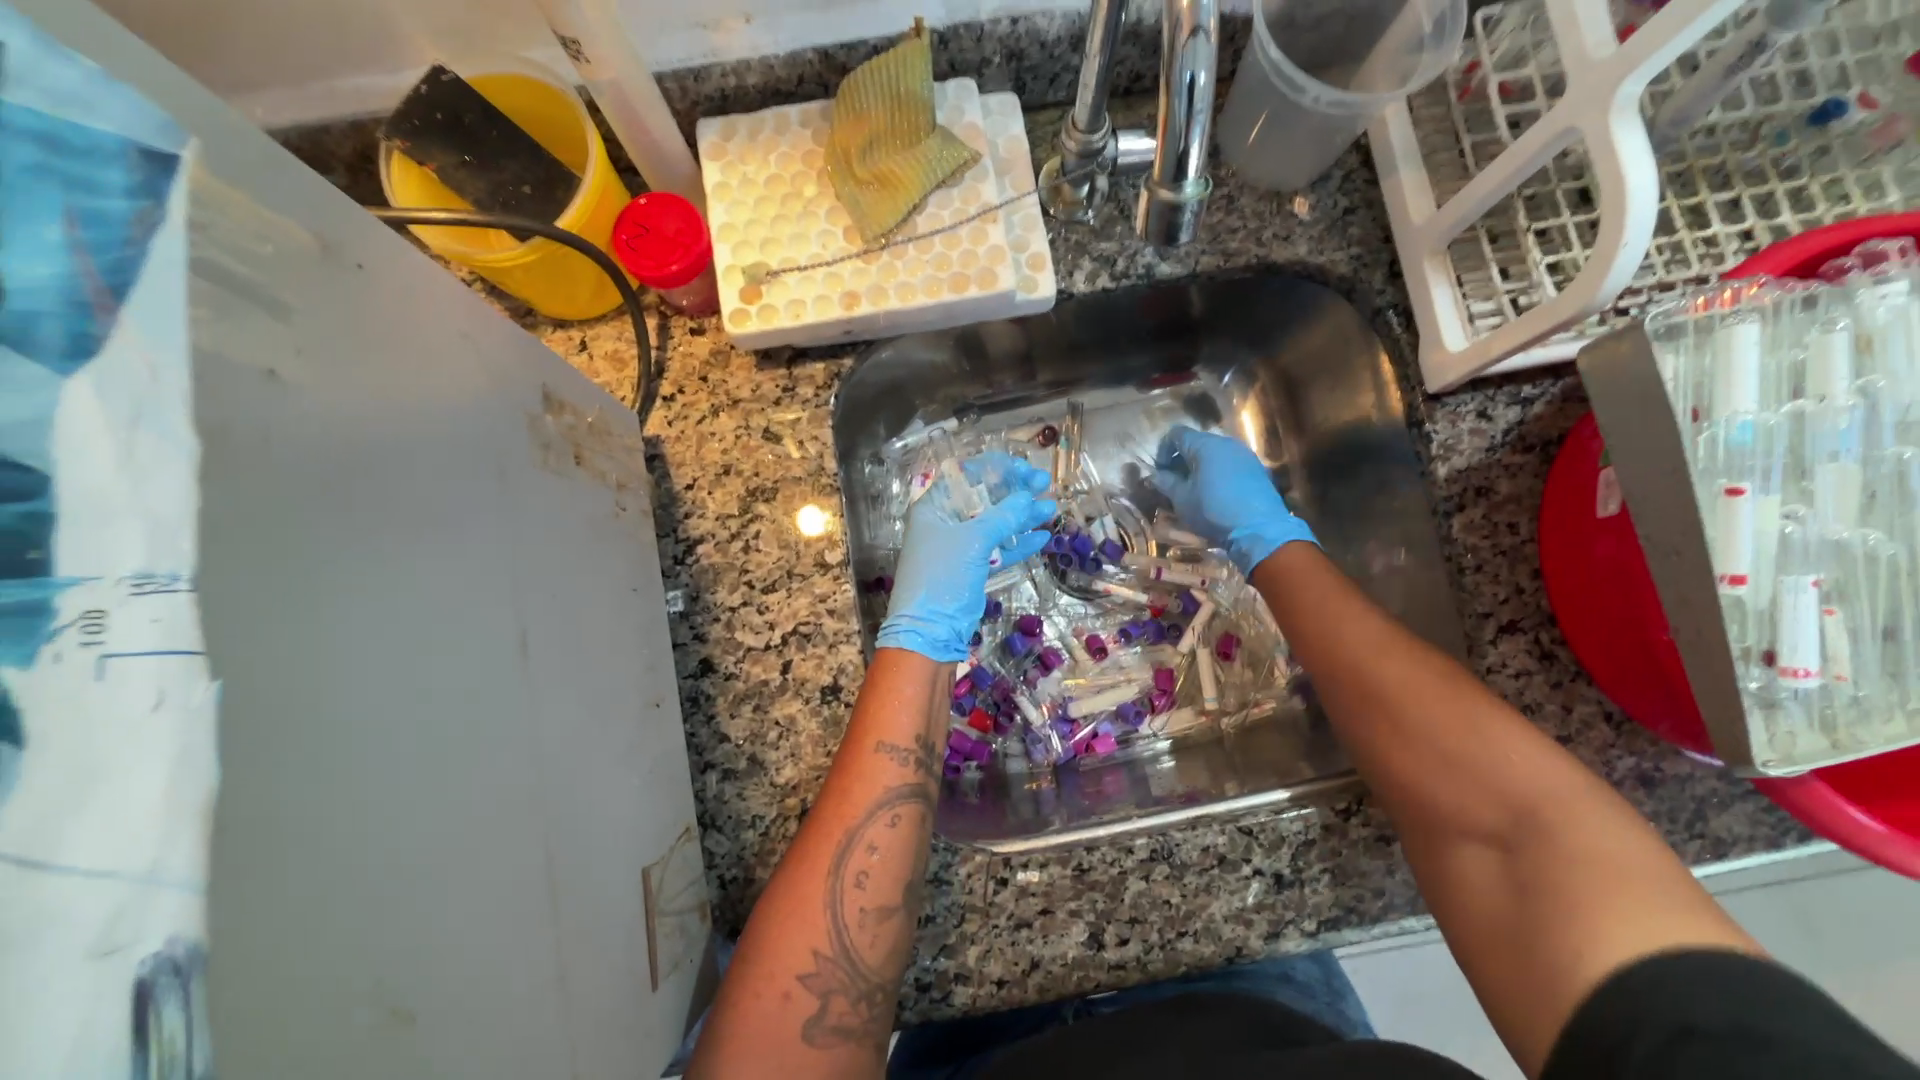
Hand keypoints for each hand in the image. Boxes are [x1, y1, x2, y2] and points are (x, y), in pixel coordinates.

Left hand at [877, 452, 1056, 661]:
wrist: (930, 632)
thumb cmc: (943, 577)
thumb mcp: (973, 541)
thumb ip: (1002, 516)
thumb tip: (1027, 496)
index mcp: (934, 507)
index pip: (967, 475)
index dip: (998, 469)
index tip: (1027, 470)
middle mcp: (945, 522)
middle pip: (984, 498)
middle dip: (1015, 491)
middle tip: (1045, 486)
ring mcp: (959, 547)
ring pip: (994, 524)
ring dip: (1022, 517)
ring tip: (1051, 510)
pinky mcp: (971, 569)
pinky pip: (997, 549)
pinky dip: (1017, 544)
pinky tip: (1041, 537)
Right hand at [1152, 424, 1316, 572]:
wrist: (1260, 529)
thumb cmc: (1213, 511)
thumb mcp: (1182, 499)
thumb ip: (1165, 482)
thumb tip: (1153, 475)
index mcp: (1205, 445)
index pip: (1176, 434)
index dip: (1163, 450)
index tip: (1160, 473)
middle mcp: (1227, 443)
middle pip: (1197, 443)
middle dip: (1181, 461)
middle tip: (1175, 483)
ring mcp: (1245, 455)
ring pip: (1215, 454)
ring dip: (1200, 468)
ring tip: (1195, 491)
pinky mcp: (1257, 470)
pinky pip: (1230, 465)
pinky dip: (1218, 474)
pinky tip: (1216, 496)